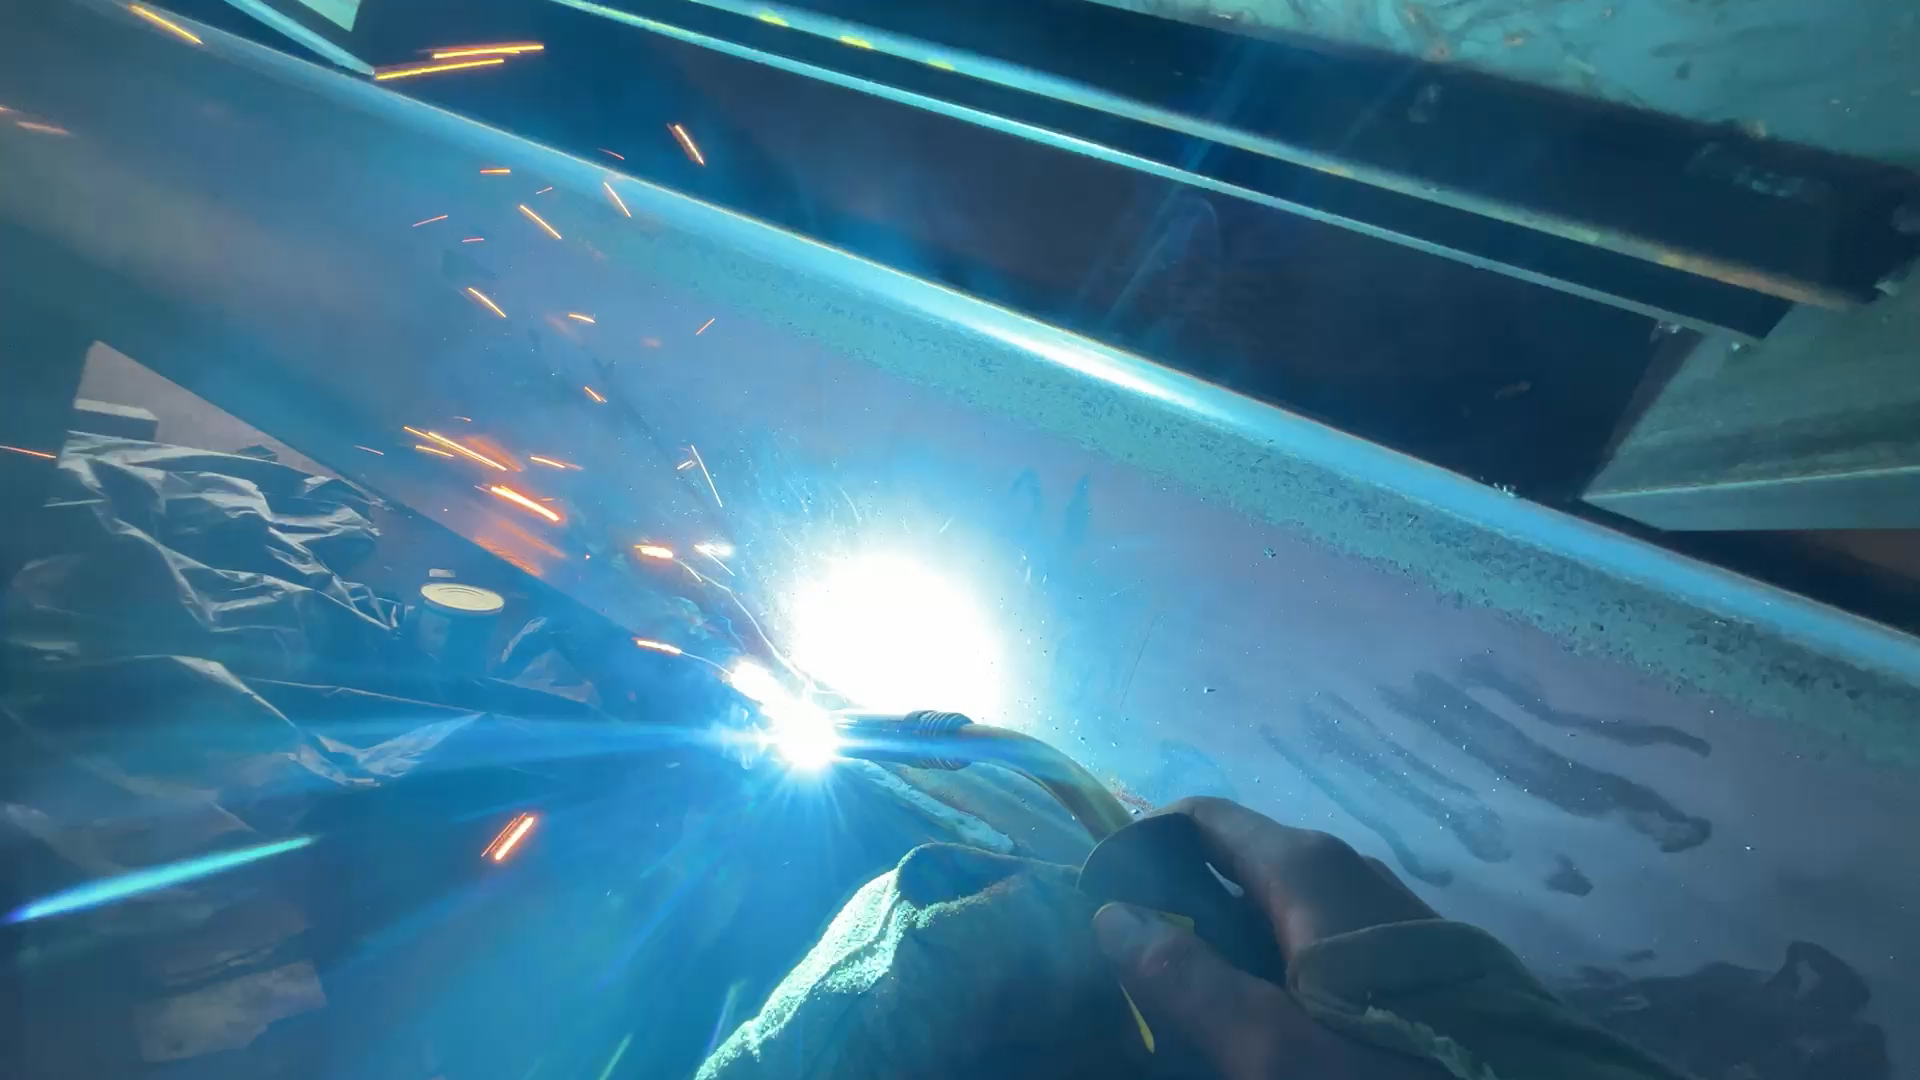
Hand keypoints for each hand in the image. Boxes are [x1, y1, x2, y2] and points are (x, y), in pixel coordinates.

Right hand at [1093, 797, 1446, 1077]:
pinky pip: (1312, 932)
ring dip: (1223, 932)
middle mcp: (1340, 869)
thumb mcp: (1273, 1049)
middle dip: (1179, 896)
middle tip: (1136, 955)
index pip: (1200, 817)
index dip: (1146, 841)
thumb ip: (1183, 977)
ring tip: (1189, 989)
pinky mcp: (1405, 954)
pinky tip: (1264, 1011)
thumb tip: (1109, 914)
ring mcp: (1378, 909)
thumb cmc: (1392, 1079)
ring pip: (1273, 898)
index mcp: (1303, 867)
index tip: (1106, 891)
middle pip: (1233, 856)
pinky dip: (1269, 955)